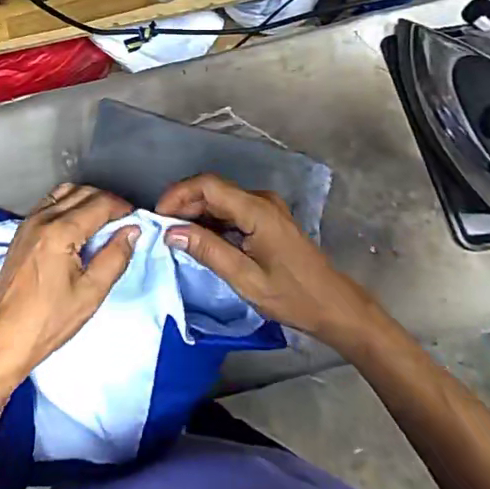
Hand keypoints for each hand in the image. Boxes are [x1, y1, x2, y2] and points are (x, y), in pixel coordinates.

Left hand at [0, 184, 138, 398]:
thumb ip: (115, 256)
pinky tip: (77, 226)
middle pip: (83, 193)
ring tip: (102, 222)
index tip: (136, 221)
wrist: (0, 342)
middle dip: (108, 201)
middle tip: (123, 222)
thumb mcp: (91, 293)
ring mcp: (27, 224)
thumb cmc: (47, 321)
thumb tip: (132, 230)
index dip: (123, 208)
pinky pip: (50, 203)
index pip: (101, 204)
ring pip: (65, 193)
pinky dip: (68, 204)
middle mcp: (42, 219)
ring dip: (87, 199)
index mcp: (60, 232)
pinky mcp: (20, 234)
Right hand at [156, 174, 383, 349]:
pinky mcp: (268, 219)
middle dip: (184, 205)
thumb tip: (172, 232)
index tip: (157, 217)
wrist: (331, 302)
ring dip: (197, 213)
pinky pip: (234, 211)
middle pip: (214, 190)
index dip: (179, 195)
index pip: (209, 185)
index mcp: (257, 210)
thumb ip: (208, 251)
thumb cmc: (291, 295)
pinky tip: (199, 240)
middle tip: (161, 231)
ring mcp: (267, 208)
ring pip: (222, 200)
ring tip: (174, 237)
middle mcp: (262, 200)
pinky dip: (213, 221)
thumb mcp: (244, 278)